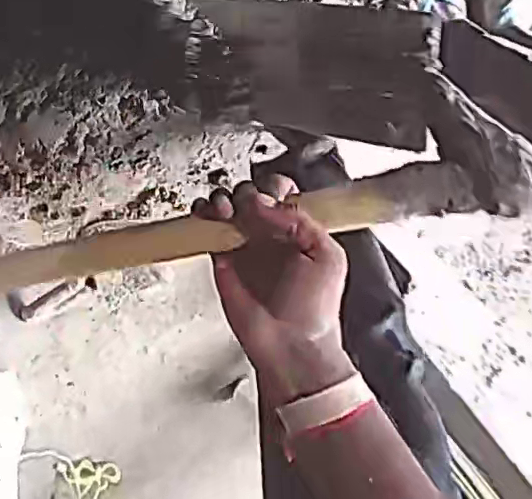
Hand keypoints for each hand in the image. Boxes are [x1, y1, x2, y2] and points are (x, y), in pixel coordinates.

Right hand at [193, 177, 354, 403]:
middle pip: (249, 191)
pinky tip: (211, 216)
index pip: (280, 190)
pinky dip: (202, 214)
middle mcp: (267, 231)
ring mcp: (243, 242)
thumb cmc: (316, 309)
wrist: (291, 345)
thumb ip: (303, 222)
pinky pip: (207, 225)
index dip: (274, 186)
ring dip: (223, 198)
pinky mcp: (221, 256)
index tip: (273, 196)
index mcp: (294, 227)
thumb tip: (265, 202)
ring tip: (228, 212)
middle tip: (250, 208)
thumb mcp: (328, 257)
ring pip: (225, 202)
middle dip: (246, 192)